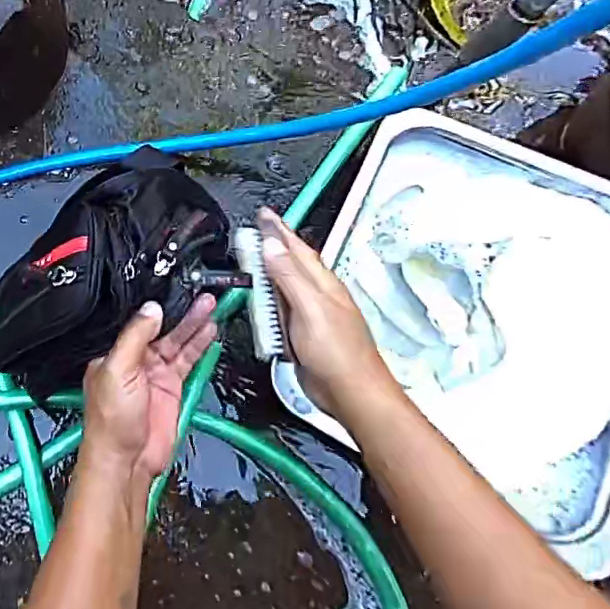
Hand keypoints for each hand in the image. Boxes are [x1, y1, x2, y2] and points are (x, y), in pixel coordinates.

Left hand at [81, 294, 217, 484]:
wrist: (127, 461)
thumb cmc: (110, 424)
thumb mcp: (117, 371)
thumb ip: (135, 337)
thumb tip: (151, 310)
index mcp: (115, 353)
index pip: (139, 321)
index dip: (158, 306)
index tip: (175, 290)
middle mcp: (135, 360)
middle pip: (163, 328)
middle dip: (182, 311)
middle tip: (201, 295)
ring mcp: (154, 374)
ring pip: (178, 341)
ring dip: (194, 324)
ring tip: (210, 305)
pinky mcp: (171, 388)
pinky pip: (188, 360)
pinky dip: (199, 345)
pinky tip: (209, 331)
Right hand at [257, 207, 401, 420]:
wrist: (351, 393)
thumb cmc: (339, 355)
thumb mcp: (309, 309)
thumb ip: (289, 277)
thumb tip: (272, 247)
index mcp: (322, 283)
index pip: (296, 248)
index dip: (278, 230)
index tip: (264, 215)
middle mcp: (318, 295)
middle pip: (292, 263)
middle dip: (274, 245)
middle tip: (257, 231)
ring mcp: (312, 315)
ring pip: (288, 285)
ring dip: (273, 270)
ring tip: (259, 258)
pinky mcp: (304, 334)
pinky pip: (284, 309)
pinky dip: (273, 300)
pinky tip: (269, 301)